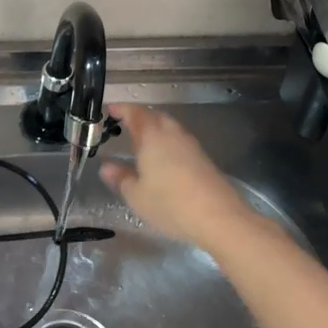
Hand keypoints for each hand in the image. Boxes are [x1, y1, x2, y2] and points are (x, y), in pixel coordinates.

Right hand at [99, 103, 259, 249]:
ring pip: (170, 129)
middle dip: (140, 117)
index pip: (135, 113)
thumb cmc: (171, 204)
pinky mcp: (204, 161)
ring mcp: (191, 147)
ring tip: (141, 143)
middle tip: (125, 124)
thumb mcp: (136, 195)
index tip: (110, 109)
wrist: (220, 218)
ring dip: (155, 130)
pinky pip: (180, 143)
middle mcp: (173, 135)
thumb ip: (120, 178)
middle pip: (156, 116)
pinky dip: (167, 144)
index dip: (121, 108)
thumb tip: (107, 167)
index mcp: (152, 137)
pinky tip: (162, 161)